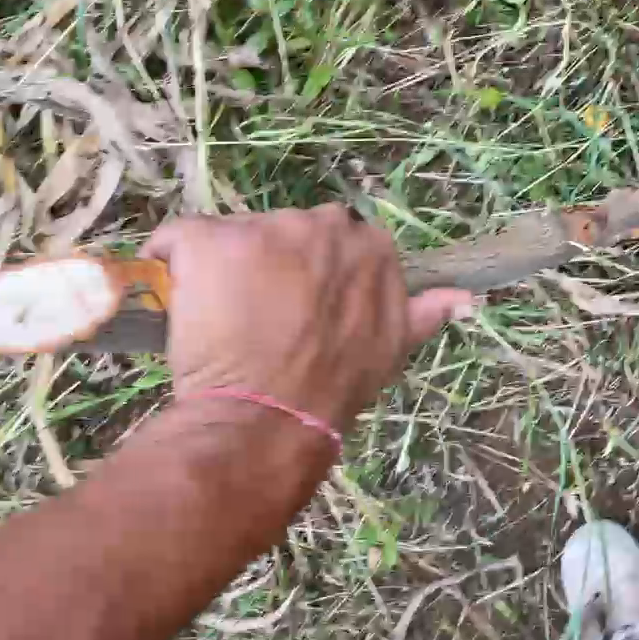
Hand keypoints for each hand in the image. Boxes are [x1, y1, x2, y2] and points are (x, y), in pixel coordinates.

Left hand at [141, 205, 472, 428]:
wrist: (272, 416)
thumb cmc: (337, 384)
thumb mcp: (394, 346)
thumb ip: (426, 312)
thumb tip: (469, 297)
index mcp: (373, 244)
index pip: (334, 242)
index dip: (311, 274)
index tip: (300, 309)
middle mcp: (326, 223)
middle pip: (286, 233)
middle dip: (270, 264)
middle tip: (259, 315)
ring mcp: (270, 228)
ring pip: (236, 239)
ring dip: (225, 269)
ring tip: (219, 319)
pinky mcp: (213, 240)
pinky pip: (178, 240)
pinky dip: (169, 265)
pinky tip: (174, 303)